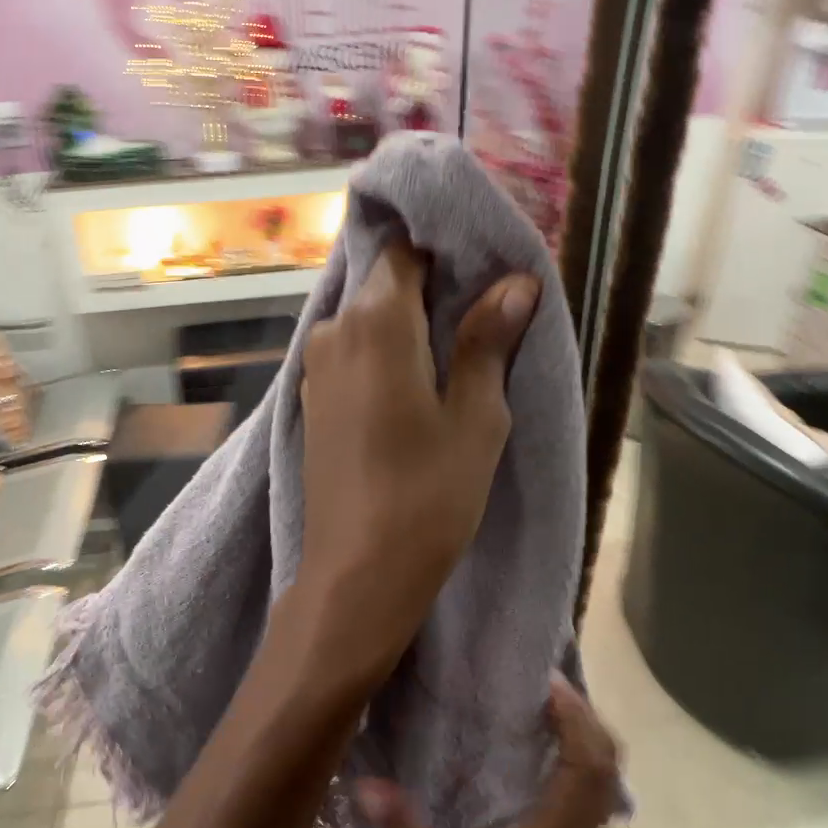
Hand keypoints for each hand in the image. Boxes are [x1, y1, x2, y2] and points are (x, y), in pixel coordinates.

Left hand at [297, 239, 538, 678]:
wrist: (357, 575)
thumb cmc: (427, 495)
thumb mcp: (475, 417)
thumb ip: (487, 342)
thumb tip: (515, 282)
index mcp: (374, 322)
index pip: (405, 251)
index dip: (445, 252)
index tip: (484, 267)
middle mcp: (333, 333)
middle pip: (383, 285)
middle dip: (431, 290)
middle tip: (483, 315)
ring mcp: (314, 371)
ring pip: (366, 324)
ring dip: (408, 328)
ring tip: (455, 356)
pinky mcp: (312, 406)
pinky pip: (352, 358)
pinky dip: (383, 358)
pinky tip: (414, 388)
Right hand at [356, 677, 620, 827]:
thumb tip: (369, 785)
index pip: (587, 768)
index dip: (577, 721)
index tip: (550, 685)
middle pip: (606, 770)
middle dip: (586, 723)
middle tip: (548, 689)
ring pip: (605, 789)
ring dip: (586, 747)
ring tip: (547, 715)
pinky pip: (594, 808)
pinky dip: (580, 774)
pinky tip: (543, 768)